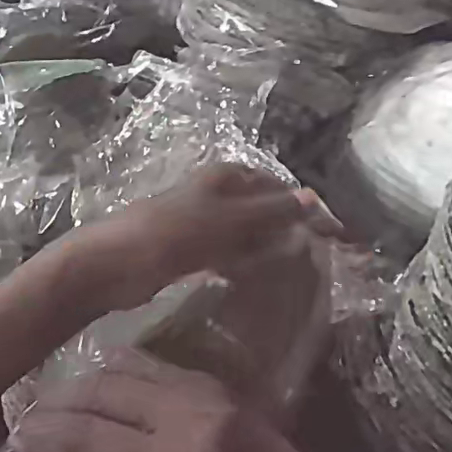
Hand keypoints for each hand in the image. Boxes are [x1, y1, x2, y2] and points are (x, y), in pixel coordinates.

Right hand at [0, 352, 357, 451]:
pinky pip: (159, 369)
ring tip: (55, 424)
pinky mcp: (233, 396)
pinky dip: (120, 381)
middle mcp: (186, 422)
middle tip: (15, 449)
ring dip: (79, 391)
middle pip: (87, 390)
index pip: (61, 441)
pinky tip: (109, 409)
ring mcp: (213, 400)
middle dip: (40, 415)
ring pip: (121, 367)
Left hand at [48, 164, 343, 315]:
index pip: (281, 188)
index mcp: (229, 176)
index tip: (338, 236)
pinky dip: (246, 260)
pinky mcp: (192, 246)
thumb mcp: (228, 219)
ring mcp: (204, 219)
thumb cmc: (173, 233)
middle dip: (293, 228)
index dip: (309, 209)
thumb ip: (271, 210)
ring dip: (271, 246)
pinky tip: (258, 276)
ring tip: (299, 269)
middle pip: (266, 208)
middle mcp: (219, 191)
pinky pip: (230, 251)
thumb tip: (314, 198)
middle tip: (322, 257)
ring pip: (250, 231)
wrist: (113, 264)